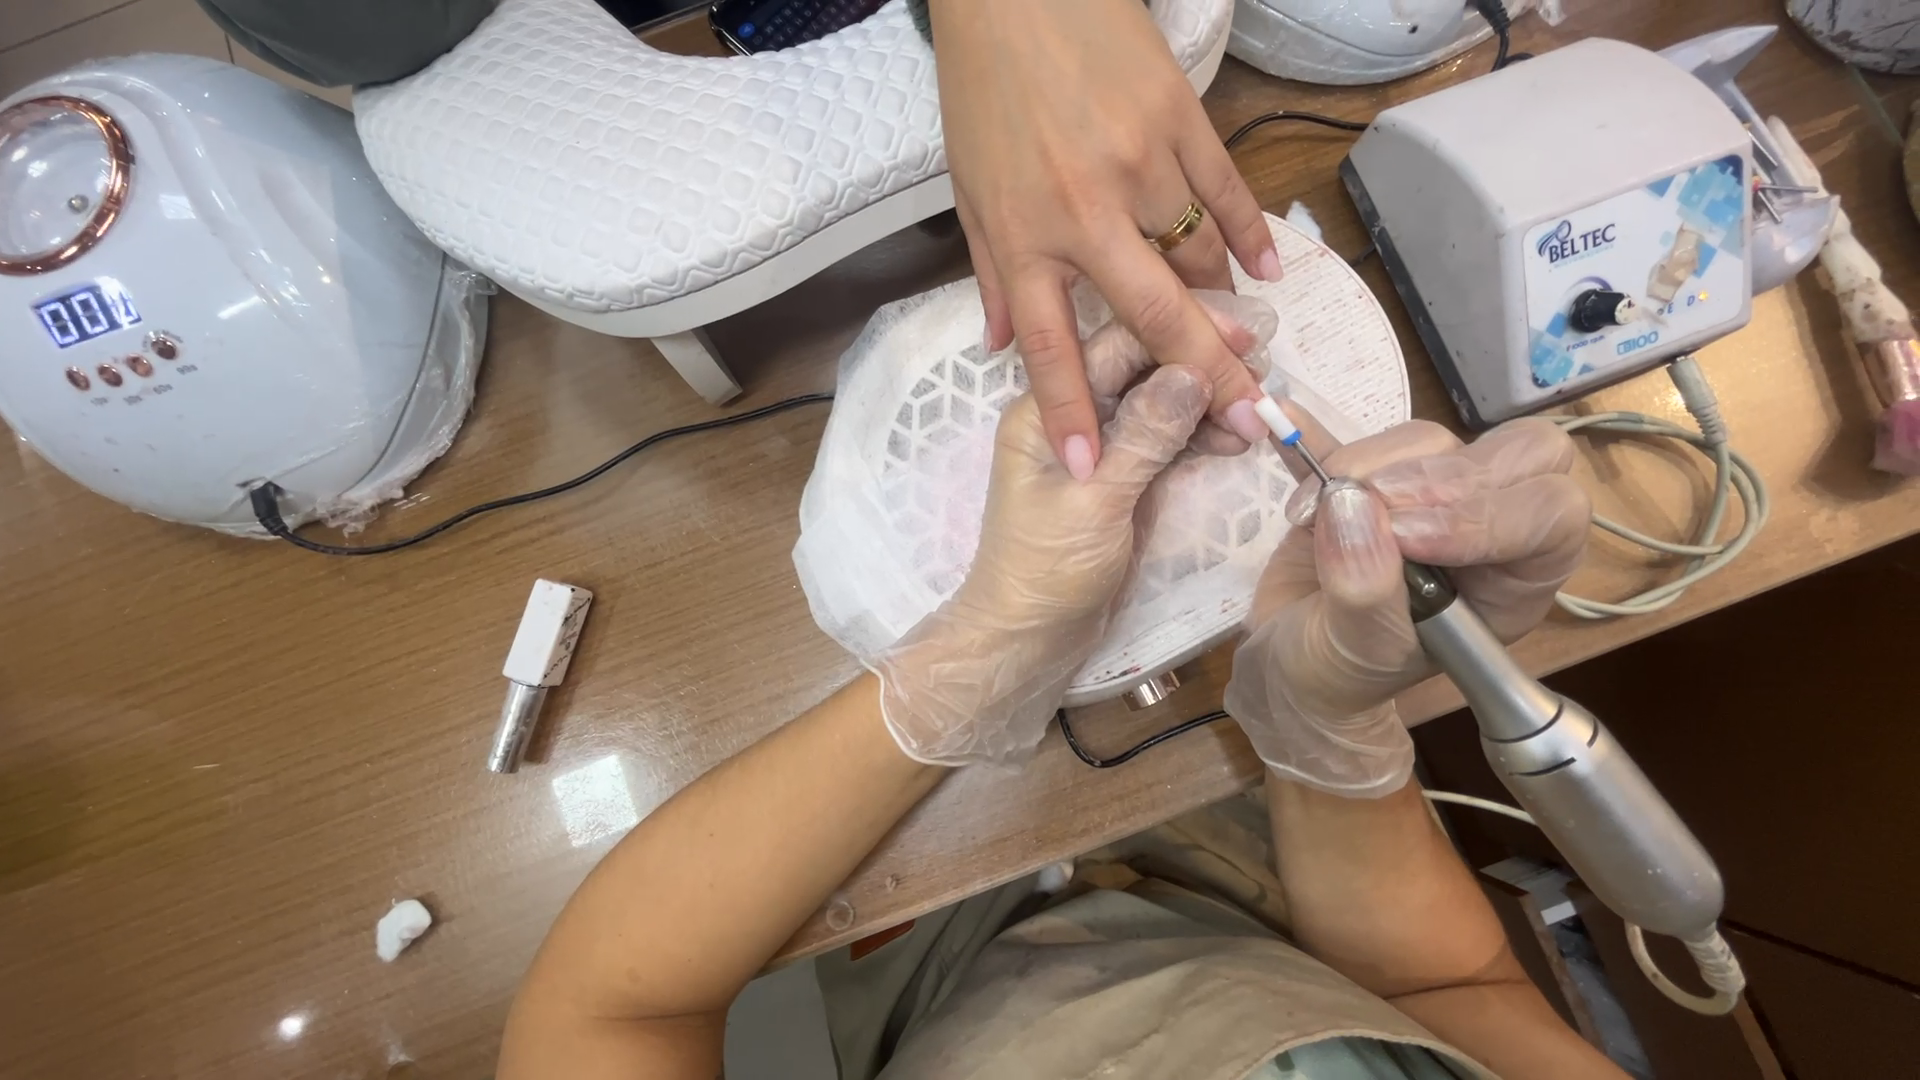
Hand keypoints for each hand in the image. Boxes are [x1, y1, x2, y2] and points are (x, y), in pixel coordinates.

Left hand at [871, 292, 1278, 764]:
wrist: (1029, 637)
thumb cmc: (1047, 571)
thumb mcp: (1096, 502)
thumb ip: (1143, 437)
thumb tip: (1193, 369)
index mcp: (1044, 411)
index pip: (1113, 350)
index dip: (1175, 336)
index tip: (1238, 337)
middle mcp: (1069, 418)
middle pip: (1140, 373)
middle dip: (1199, 372)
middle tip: (1259, 374)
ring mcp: (1096, 448)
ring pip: (1157, 408)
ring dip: (1205, 409)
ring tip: (1256, 417)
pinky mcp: (1118, 478)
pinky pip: (1161, 443)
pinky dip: (1196, 440)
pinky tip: (1234, 440)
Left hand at [928, 0, 1280, 477]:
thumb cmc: (982, 98)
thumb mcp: (969, 197)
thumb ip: (988, 277)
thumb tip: (998, 346)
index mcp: (1024, 242)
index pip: (1052, 349)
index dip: (1072, 413)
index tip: (1094, 469)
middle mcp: (1086, 217)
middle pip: (1156, 315)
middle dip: (1206, 380)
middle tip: (1249, 425)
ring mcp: (1142, 167)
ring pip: (1200, 257)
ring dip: (1223, 307)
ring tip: (1244, 346)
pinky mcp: (1182, 120)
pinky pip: (1227, 193)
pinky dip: (1251, 236)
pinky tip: (1270, 273)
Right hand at [1224, 413, 1591, 796]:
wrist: (1289, 665)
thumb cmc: (1336, 673)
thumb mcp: (1356, 650)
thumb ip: (1363, 588)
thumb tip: (1350, 505)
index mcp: (1510, 582)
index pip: (1546, 516)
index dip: (1482, 512)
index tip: (1400, 537)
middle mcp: (1483, 529)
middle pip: (1513, 455)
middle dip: (1435, 472)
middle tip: (1363, 501)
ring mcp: (1422, 498)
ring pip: (1427, 441)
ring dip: (1363, 463)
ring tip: (1305, 512)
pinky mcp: (1361, 481)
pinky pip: (1348, 438)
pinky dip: (1312, 432)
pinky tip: (1282, 419)